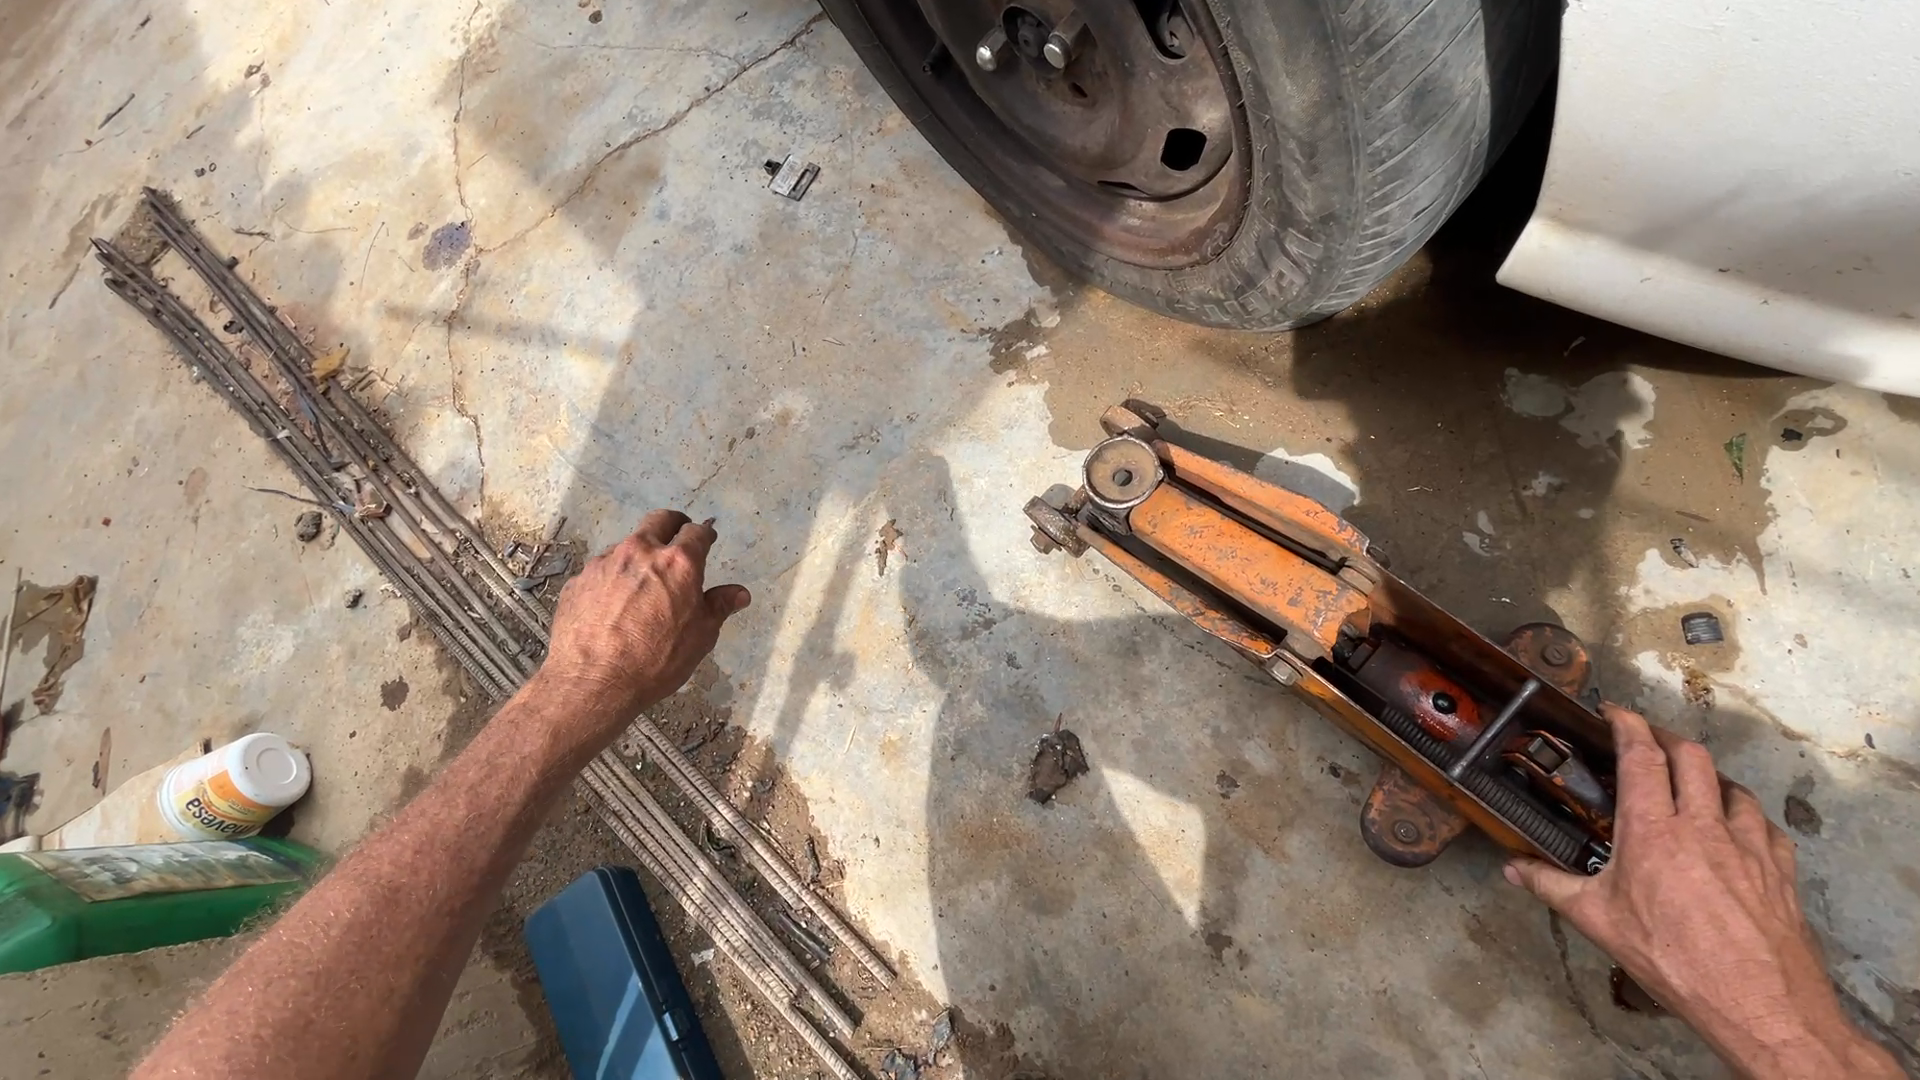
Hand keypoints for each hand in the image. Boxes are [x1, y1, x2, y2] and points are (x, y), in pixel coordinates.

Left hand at [532, 510, 750, 745]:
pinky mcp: (579, 580)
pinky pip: (602, 570)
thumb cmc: (657, 660)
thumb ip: (719, 606)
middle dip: (673, 524)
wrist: (592, 682)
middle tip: (678, 541)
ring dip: (640, 555)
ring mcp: (604, 563)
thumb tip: (739, 593)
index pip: (697, 532)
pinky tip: (614, 607)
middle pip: (660, 519)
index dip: (705, 535)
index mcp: (678, 563)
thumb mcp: (701, 636)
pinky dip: (614, 578)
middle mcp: (640, 552)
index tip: (707, 540)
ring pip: (627, 545)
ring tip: (643, 585)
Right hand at [1504, 705, 1898, 1078]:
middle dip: (1668, 738)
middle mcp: (1703, 828)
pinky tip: (1737, 826)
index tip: (1614, 713)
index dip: (1628, 725)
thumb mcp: (1595, 920)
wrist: (1762, 1008)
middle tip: (1646, 738)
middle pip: (1694, 758)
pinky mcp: (1781, 875)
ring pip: (1734, 788)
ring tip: (1691, 779)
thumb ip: (1549, 885)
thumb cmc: (1673, 958)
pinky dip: (1747, 815)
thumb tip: (1511, 869)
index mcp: (1653, 830)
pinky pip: (1768, 828)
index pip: (1642, 758)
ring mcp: (1750, 849)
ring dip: (1710, 775)